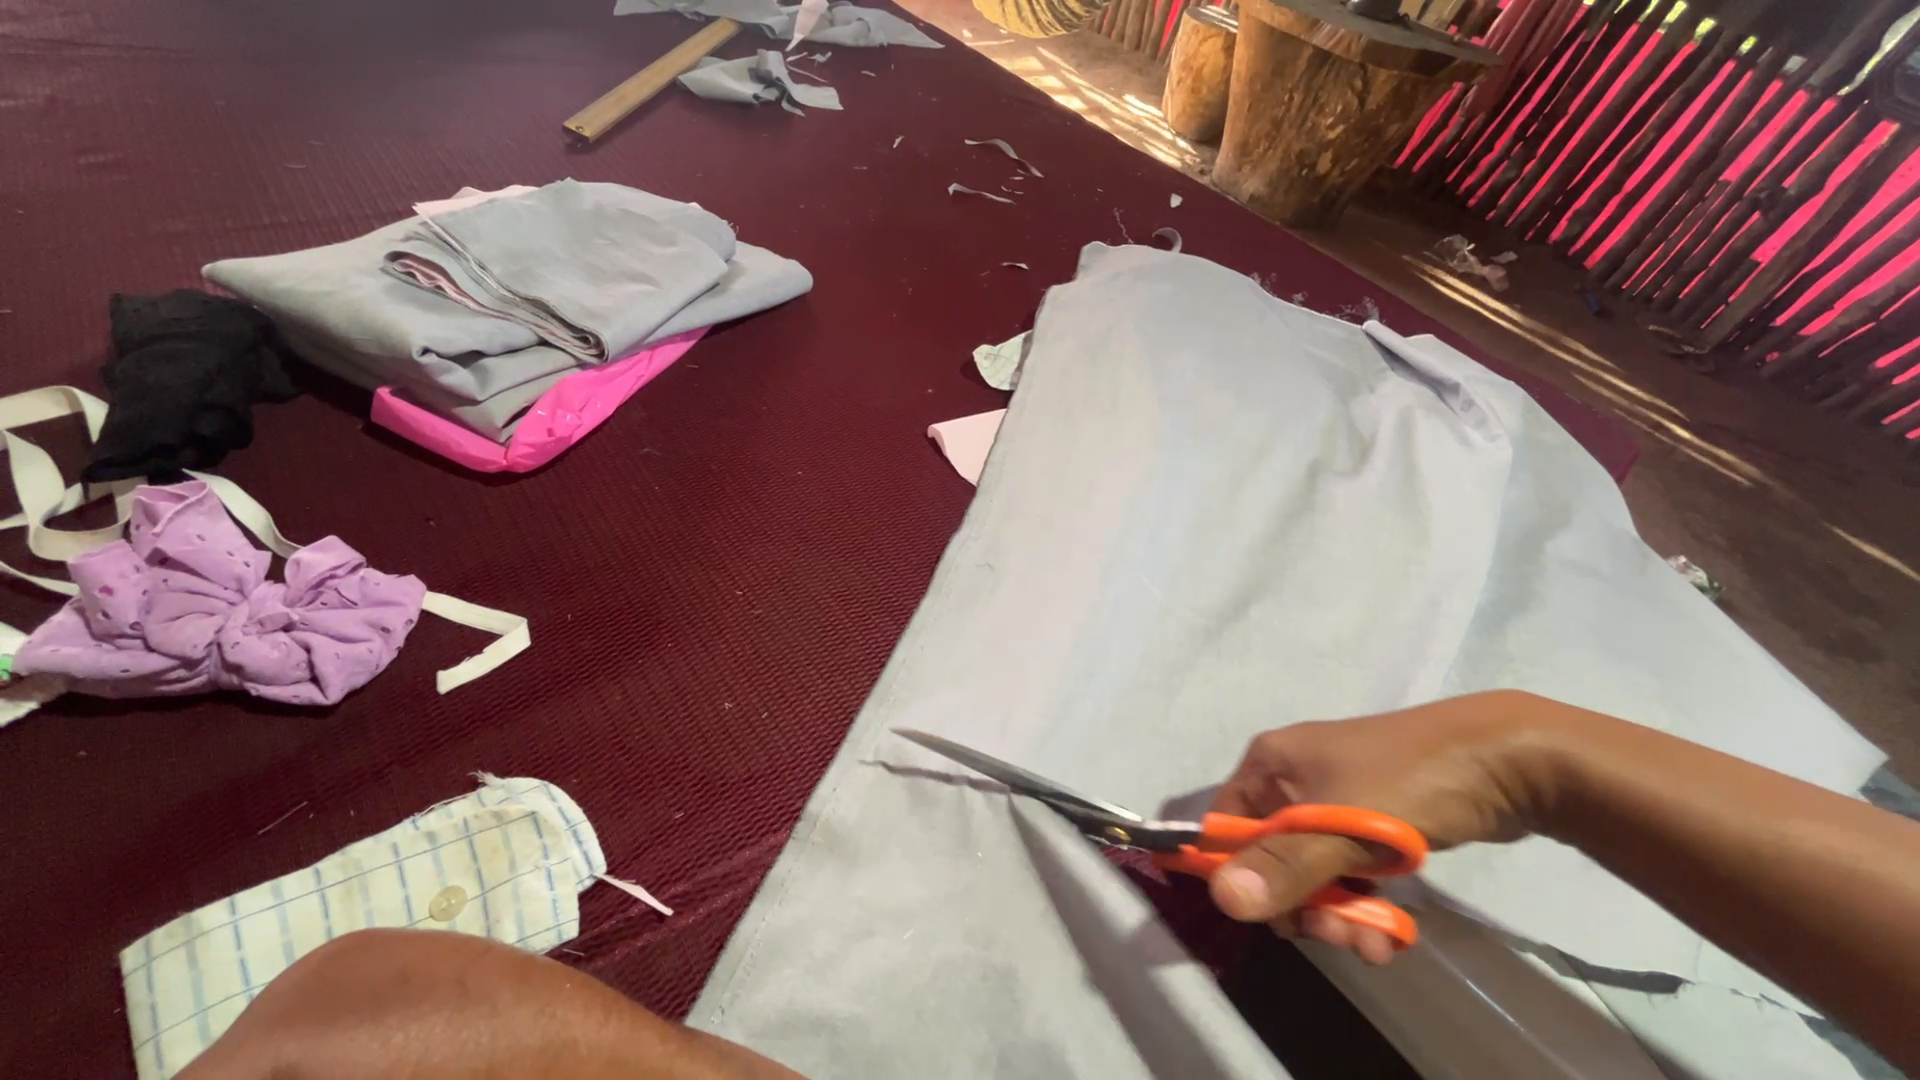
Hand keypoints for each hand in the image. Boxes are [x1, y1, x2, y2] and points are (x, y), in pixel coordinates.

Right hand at [1207, 690, 1566, 963]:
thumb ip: (1282, 866)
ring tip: (1374, 942)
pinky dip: (1362, 901)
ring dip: (1336, 912)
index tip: (1275, 919)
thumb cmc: (1410, 780)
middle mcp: (1293, 778)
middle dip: (1301, 904)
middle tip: (1339, 935)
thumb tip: (1222, 899)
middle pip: (1271, 854)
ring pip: (1313, 867)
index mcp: (1270, 763)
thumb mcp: (1341, 826)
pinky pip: (1348, 867)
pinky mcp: (1373, 819)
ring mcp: (1335, 799)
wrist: (1511, 757)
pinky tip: (1389, 932)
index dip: (1238, 875)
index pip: (1225, 826)